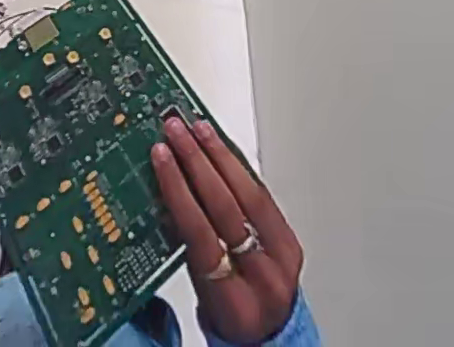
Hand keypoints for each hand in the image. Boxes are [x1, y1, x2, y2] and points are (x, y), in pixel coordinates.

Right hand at [152, 116, 304, 343]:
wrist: (269, 335)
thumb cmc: (225, 311)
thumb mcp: (196, 288)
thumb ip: (183, 242)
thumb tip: (160, 186)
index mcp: (231, 299)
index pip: (199, 233)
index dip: (178, 189)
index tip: (161, 156)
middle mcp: (263, 280)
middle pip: (227, 208)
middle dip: (197, 161)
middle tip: (176, 131)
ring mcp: (284, 260)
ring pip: (250, 196)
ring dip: (220, 154)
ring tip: (198, 127)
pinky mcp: (293, 242)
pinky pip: (264, 196)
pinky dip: (240, 166)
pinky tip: (222, 145)